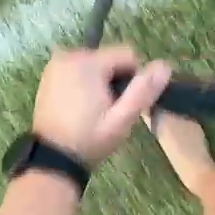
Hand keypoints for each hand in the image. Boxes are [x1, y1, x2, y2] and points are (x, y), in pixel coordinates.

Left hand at [32, 46, 171, 164]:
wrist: (54, 159)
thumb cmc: (89, 140)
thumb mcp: (121, 120)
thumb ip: (143, 91)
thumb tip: (165, 66)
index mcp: (87, 62)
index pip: (128, 55)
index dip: (133, 80)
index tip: (123, 105)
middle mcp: (69, 55)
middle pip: (110, 59)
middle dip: (115, 81)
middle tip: (108, 111)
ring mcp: (56, 64)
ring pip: (95, 65)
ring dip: (100, 83)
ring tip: (94, 111)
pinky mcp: (49, 75)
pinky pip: (79, 71)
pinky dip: (85, 84)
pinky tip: (81, 107)